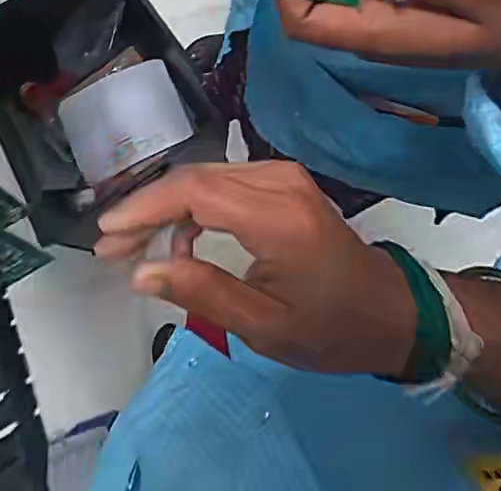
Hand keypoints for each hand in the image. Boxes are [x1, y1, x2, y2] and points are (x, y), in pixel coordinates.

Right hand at [94, 162, 417, 376]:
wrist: (391, 310)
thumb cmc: (332, 328)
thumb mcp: (264, 327)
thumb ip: (200, 293)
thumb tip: (140, 274)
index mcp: (278, 217)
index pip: (195, 193)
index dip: (145, 208)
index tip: (109, 231)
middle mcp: (277, 181)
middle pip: (192, 180)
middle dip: (145, 210)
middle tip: (111, 244)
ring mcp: (278, 173)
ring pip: (201, 178)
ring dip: (162, 207)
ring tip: (133, 244)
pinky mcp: (277, 177)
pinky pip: (218, 182)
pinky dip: (189, 206)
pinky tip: (178, 241)